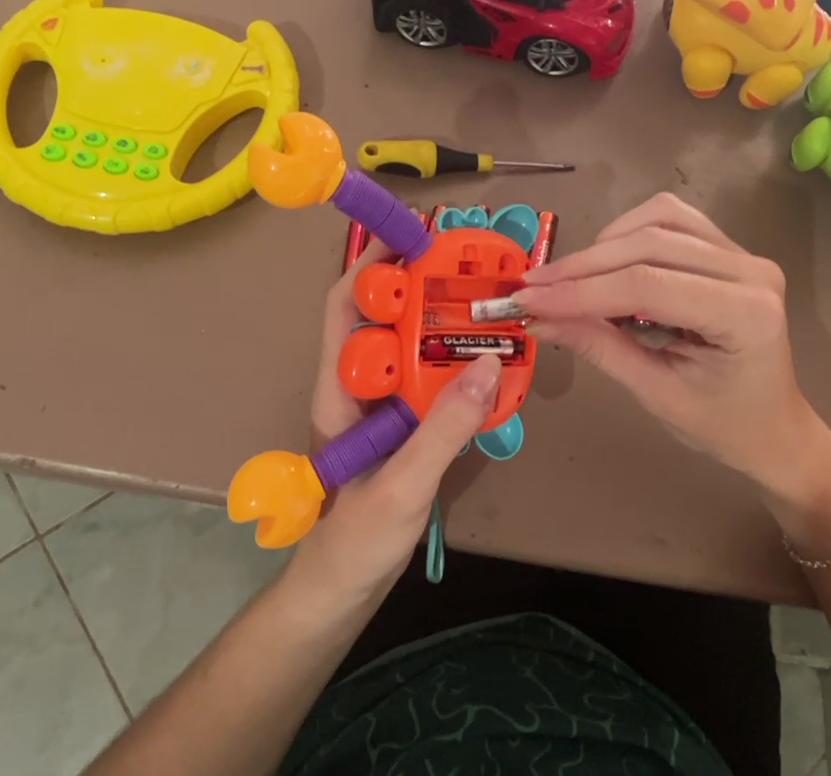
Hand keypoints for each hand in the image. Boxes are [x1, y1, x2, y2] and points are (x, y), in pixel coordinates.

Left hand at [286, 242, 497, 606]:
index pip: (345, 308)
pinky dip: (457, 366)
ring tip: (489, 303)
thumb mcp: (402, 484)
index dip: (373, 266)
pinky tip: (492, 365)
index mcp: (339, 390)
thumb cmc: (354, 541)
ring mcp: (382, 409)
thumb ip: (443, 428)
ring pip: (409, 350)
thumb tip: (491, 363)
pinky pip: (430, 384)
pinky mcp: (403, 429)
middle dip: (419, 285)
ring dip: (443, 323)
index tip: (414, 236)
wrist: (341, 592)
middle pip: (383, 319)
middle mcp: (358, 389)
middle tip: (470, 264)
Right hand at [515, 194, 830, 505]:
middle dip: (583, 266)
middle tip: (533, 289)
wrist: (775, 429)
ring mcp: (745, 254)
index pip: (646, 285)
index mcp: (744, 314)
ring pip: (660, 219)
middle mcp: (751, 271)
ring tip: (569, 278)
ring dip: (606, 243)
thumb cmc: (723, 425)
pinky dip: (631, 232)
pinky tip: (607, 261)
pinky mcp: (732, 250)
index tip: (527, 301)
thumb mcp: (657, 393)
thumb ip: (599, 348)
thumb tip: (538, 317)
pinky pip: (673, 220)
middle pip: (650, 244)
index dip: (580, 290)